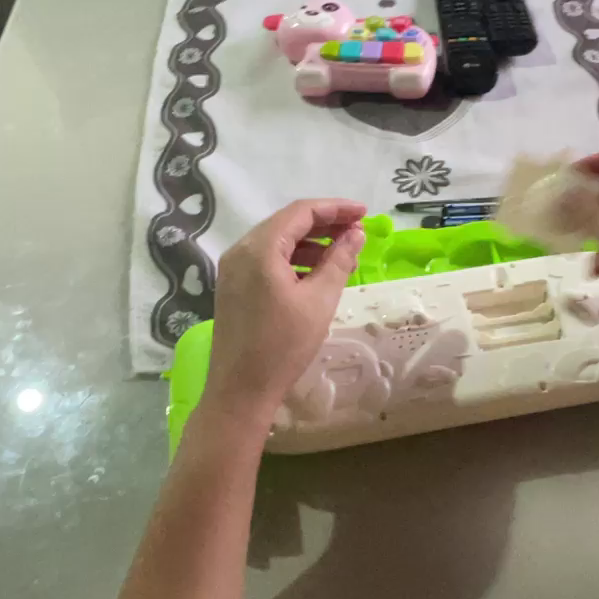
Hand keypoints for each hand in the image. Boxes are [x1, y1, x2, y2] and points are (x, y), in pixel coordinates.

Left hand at [204, 199, 366, 422]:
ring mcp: (234, 268)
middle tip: (358, 230)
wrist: (241, 390)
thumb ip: (339, 261)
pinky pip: (267, 259)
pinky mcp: (234, 286)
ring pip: (277, 241)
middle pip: (287, 222)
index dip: (335, 208)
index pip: (301, 212)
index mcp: (260, 249)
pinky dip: (294, 258)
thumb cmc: (284, 346)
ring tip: (343, 251)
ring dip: (311, 241)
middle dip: (324, 223)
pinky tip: (316, 271)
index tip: (364, 213)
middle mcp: (241, 250)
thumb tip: (356, 233)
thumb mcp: (320, 301)